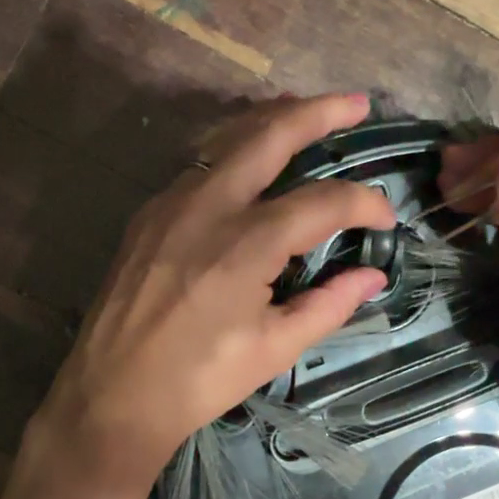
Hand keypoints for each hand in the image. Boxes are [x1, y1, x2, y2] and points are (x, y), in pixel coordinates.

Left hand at [31, 94, 396, 488]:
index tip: (386, 218)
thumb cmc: (199, 380)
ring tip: (305, 113)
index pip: (324, 202)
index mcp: (246, 244)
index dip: (364, 203)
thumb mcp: (274, 349)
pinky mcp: (148, 216)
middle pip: (270, 134)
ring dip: (271, 122)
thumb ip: (328, 304)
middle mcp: (208, 207)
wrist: (112, 395)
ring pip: (227, 140)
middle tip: (355, 102)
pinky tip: (249, 164)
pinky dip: (233, 153)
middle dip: (318, 111)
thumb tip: (371, 275)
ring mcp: (170, 204)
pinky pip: (199, 168)